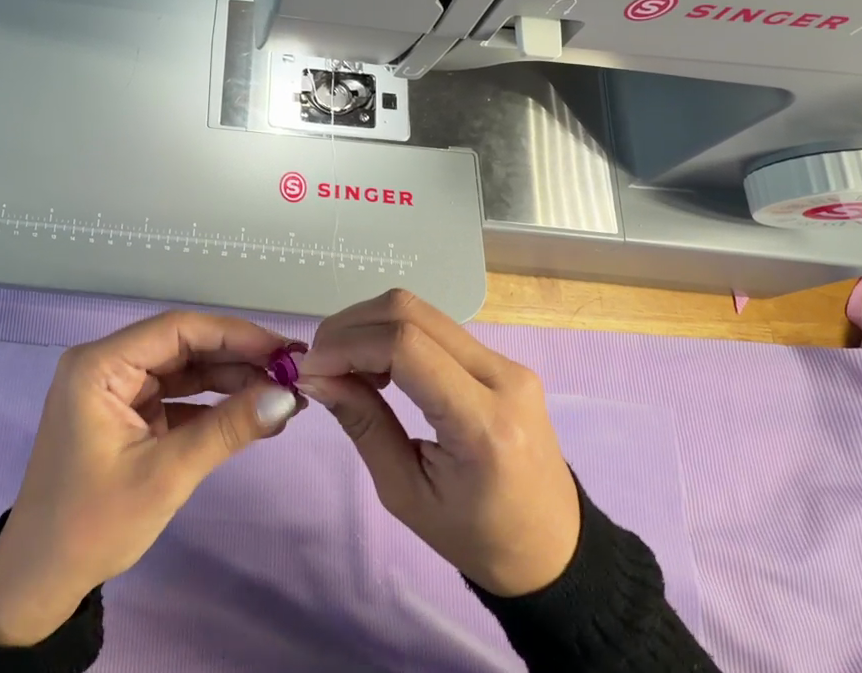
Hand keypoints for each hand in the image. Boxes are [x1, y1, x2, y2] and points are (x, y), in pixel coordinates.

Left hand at [0, 310, 302, 644]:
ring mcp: (115, 391)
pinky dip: (212, 406)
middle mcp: (105, 365)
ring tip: (285, 396)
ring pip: (183, 371)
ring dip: (230, 382)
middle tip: (295, 375)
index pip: (177, 329)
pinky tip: (254, 414)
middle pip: (182, 346)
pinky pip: (176, 398)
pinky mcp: (126, 416)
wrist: (42, 575)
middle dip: (238, 359)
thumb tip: (286, 397)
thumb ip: (226, 429)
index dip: (235, 335)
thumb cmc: (94, 523)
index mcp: (100, 365)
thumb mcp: (166, 474)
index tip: (286, 351)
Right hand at [295, 290, 579, 596]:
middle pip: (410, 312)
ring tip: (344, 368)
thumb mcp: (405, 492)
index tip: (308, 369)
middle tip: (318, 362)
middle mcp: (503, 378)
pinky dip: (391, 334)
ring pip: (420, 311)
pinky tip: (376, 368)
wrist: (552, 549)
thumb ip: (363, 424)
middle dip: (350, 327)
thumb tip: (314, 375)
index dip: (347, 346)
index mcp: (484, 425)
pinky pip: (435, 327)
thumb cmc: (475, 536)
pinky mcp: (502, 360)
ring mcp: (507, 363)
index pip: (405, 347)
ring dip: (368, 327)